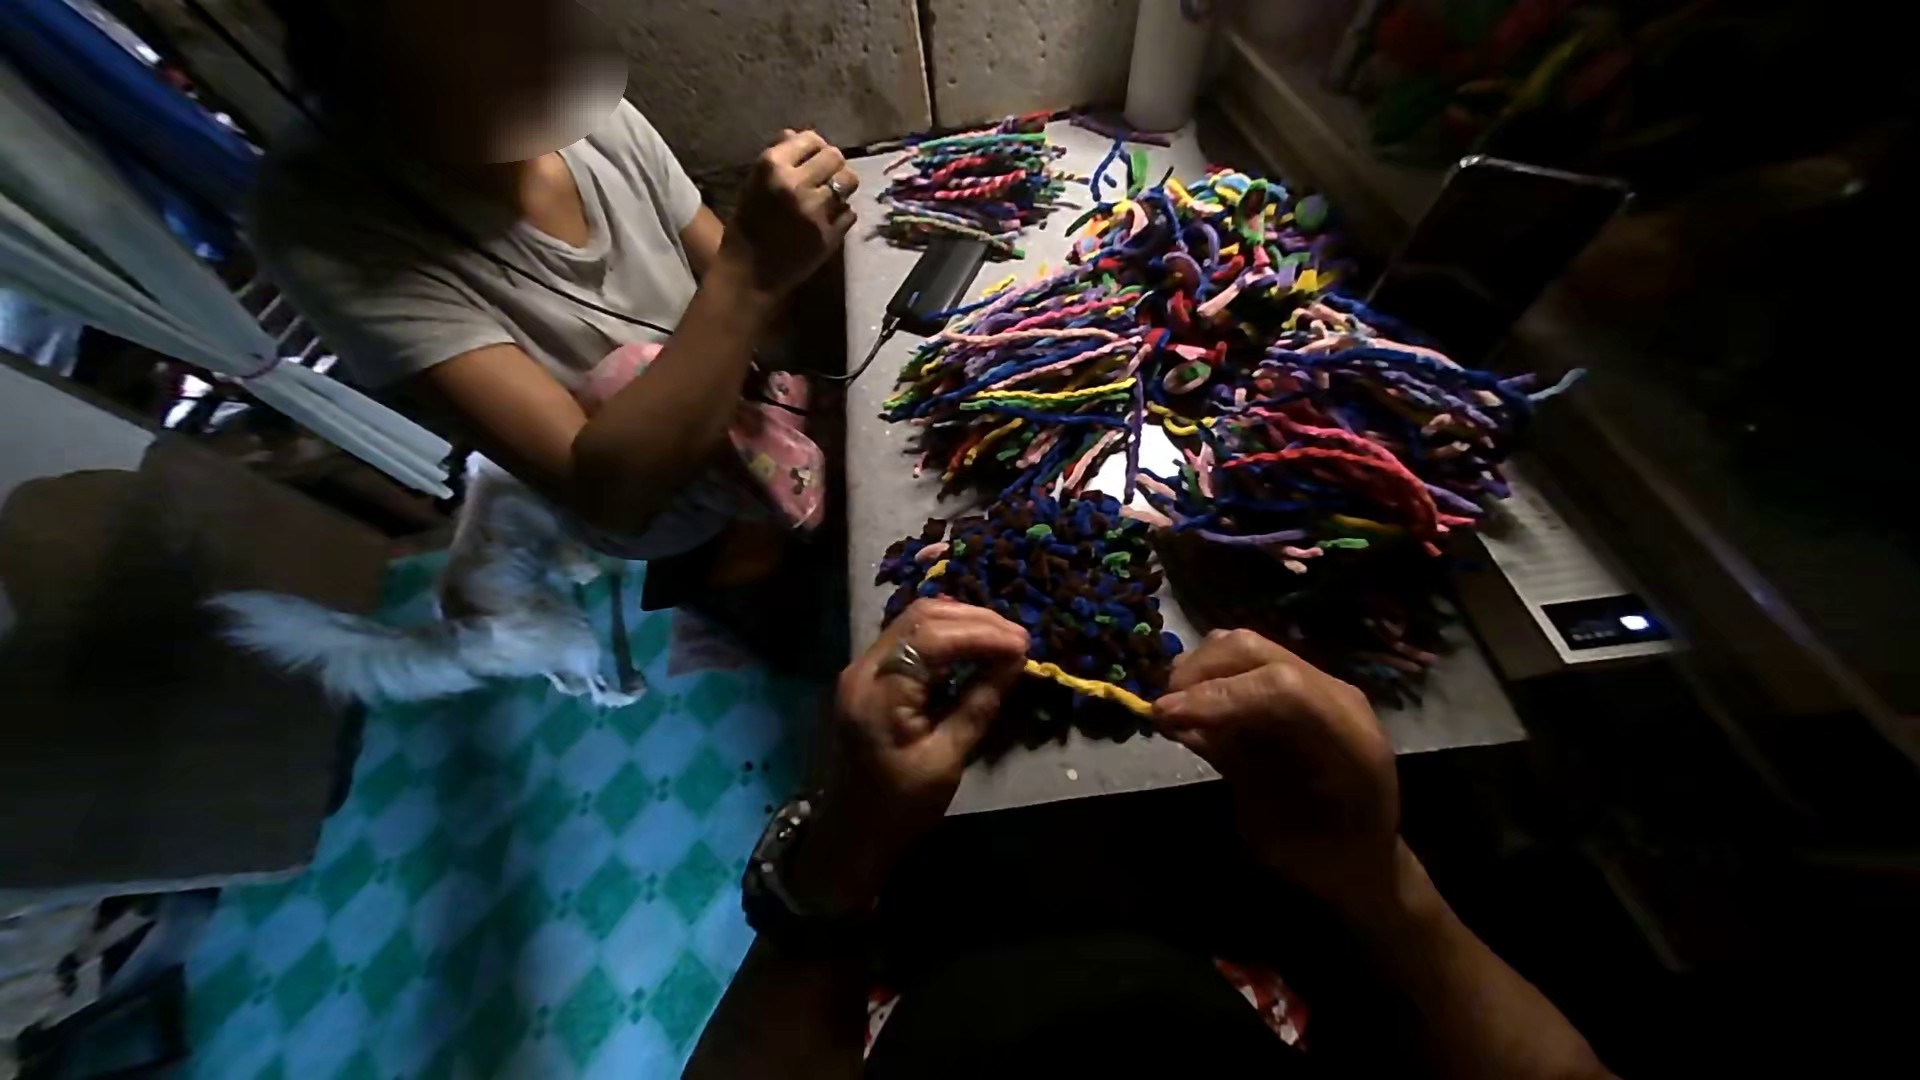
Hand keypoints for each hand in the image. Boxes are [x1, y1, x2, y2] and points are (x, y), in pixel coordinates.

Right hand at [719, 128, 858, 296]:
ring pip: (848, 182)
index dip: (816, 148)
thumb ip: (778, 158)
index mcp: (772, 165)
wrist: (751, 272)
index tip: (814, 160)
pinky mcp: (830, 236)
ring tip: (834, 196)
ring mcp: (816, 211)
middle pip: (836, 157)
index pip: (811, 139)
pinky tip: (831, 221)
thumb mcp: (755, 184)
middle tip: (827, 178)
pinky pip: (850, 213)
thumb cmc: (749, 226)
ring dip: (843, 187)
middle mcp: (796, 184)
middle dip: (834, 165)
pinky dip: (843, 215)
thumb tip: (796, 135)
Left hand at [790, 599, 1027, 913]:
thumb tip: (1015, 662)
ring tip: (1004, 639)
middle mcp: (864, 667)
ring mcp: (864, 667)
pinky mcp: (871, 674)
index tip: (1022, 643)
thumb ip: (979, 704)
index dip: (980, 632)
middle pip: (921, 617)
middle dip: (974, 620)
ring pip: (915, 620)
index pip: (931, 637)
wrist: (851, 832)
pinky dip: (946, 634)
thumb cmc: (899, 806)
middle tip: (1019, 638)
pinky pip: (910, 637)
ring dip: (962, 622)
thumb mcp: (947, 759)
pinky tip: (974, 646)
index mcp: (879, 691)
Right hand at [1151, 629, 1400, 907]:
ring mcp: (1311, 683)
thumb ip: (1230, 764)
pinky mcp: (1289, 682)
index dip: (1215, 696)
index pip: (1280, 688)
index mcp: (1348, 738)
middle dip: (1195, 673)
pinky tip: (1188, 706)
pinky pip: (1239, 661)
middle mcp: (1331, 696)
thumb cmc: (1319, 856)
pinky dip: (1203, 675)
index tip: (1165, 716)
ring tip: (1173, 707)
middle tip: (1163, 711)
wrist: (1357, 859)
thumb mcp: (1274, 828)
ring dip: (1196, 669)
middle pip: (1251, 650)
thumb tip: (1173, 722)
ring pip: (1239, 646)